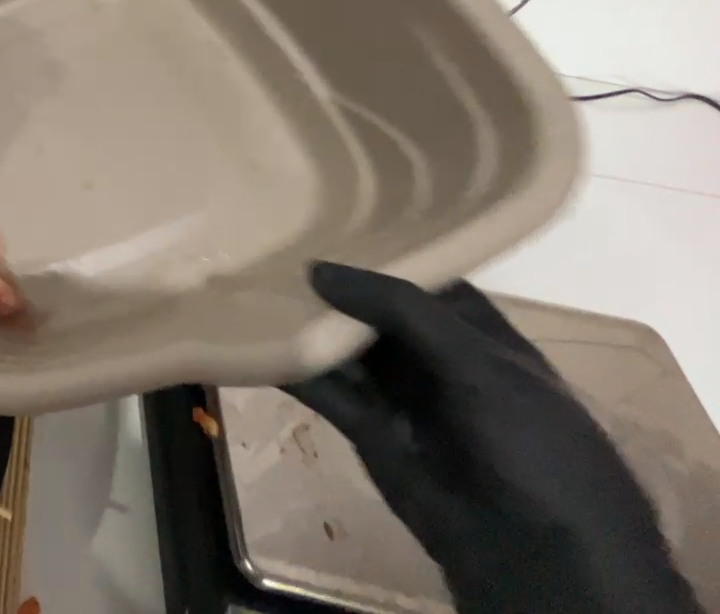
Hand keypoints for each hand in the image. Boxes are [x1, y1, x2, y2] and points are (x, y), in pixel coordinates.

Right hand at [284, 262, 697, 613]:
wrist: (533, 553)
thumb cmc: (528, 444)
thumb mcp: (477, 363)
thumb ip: (400, 309)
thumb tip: (315, 268)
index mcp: (481, 337)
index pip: (424, 280)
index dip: (380, 252)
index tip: (322, 224)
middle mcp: (437, 358)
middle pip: (373, 311)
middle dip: (328, 286)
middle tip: (266, 249)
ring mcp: (400, 394)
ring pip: (342, 347)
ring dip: (301, 323)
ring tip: (245, 287)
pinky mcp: (366, 426)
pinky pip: (322, 387)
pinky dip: (288, 366)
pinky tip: (249, 340)